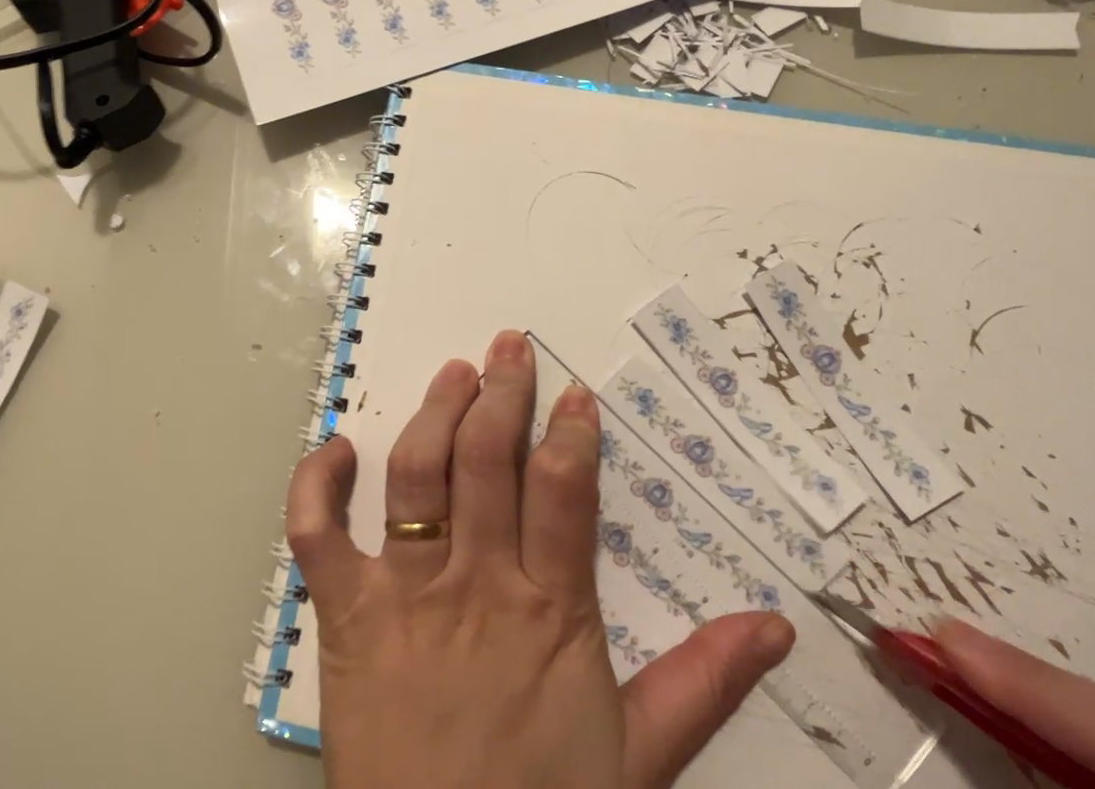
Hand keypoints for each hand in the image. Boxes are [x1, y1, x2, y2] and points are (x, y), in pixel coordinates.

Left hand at [286, 330, 794, 788]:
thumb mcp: (638, 757)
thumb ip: (703, 683)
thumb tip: (777, 626)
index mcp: (549, 610)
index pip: (563, 492)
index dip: (570, 434)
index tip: (574, 393)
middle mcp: (476, 583)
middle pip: (487, 463)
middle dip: (502, 395)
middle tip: (510, 346)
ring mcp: (404, 594)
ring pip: (417, 478)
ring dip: (434, 414)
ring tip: (454, 372)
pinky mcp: (345, 617)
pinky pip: (317, 536)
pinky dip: (317, 484)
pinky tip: (337, 447)